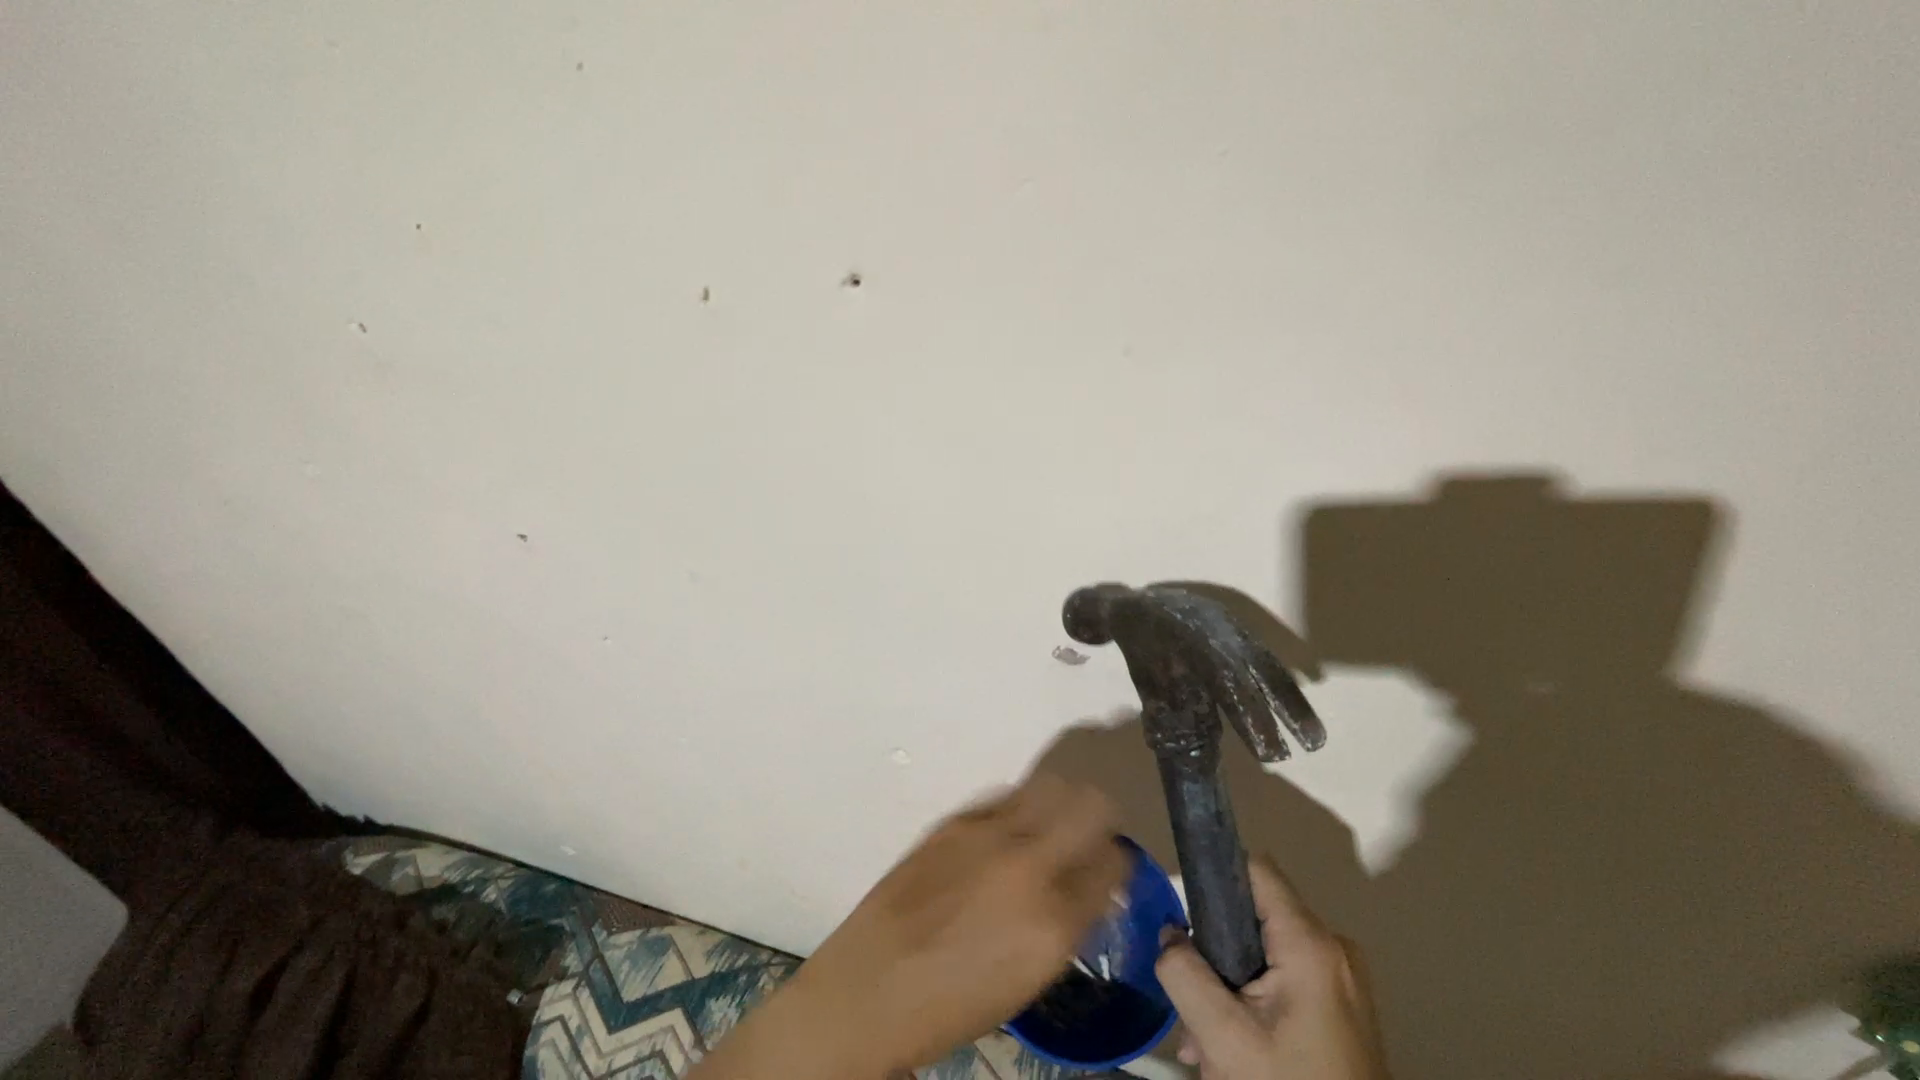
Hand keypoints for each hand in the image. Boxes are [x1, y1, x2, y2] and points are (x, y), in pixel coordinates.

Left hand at [689, 774, 1130, 1079]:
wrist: (867, 990)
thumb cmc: (951, 1005)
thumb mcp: (1029, 979)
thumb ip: (1067, 924)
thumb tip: (1089, 888)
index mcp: (1055, 919)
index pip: (1115, 863)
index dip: (1117, 864)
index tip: (1110, 869)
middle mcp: (1029, 864)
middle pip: (1092, 804)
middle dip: (1100, 818)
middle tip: (1089, 836)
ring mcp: (988, 834)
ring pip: (1050, 786)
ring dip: (1061, 803)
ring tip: (1048, 826)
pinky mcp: (952, 821)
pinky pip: (1005, 798)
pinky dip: (1018, 810)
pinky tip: (1003, 836)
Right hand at [1155, 858, 1389, 1079]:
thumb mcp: (1223, 1038)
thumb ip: (1184, 975)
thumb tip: (1169, 934)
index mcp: (1310, 943)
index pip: (1254, 870)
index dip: (1212, 878)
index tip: (1180, 912)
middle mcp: (1333, 948)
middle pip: (1255, 918)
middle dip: (1212, 952)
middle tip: (1188, 1000)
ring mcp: (1341, 978)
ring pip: (1265, 954)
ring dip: (1228, 986)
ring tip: (1203, 1041)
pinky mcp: (1341, 1006)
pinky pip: (1285, 981)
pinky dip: (1253, 1002)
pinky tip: (1231, 1049)